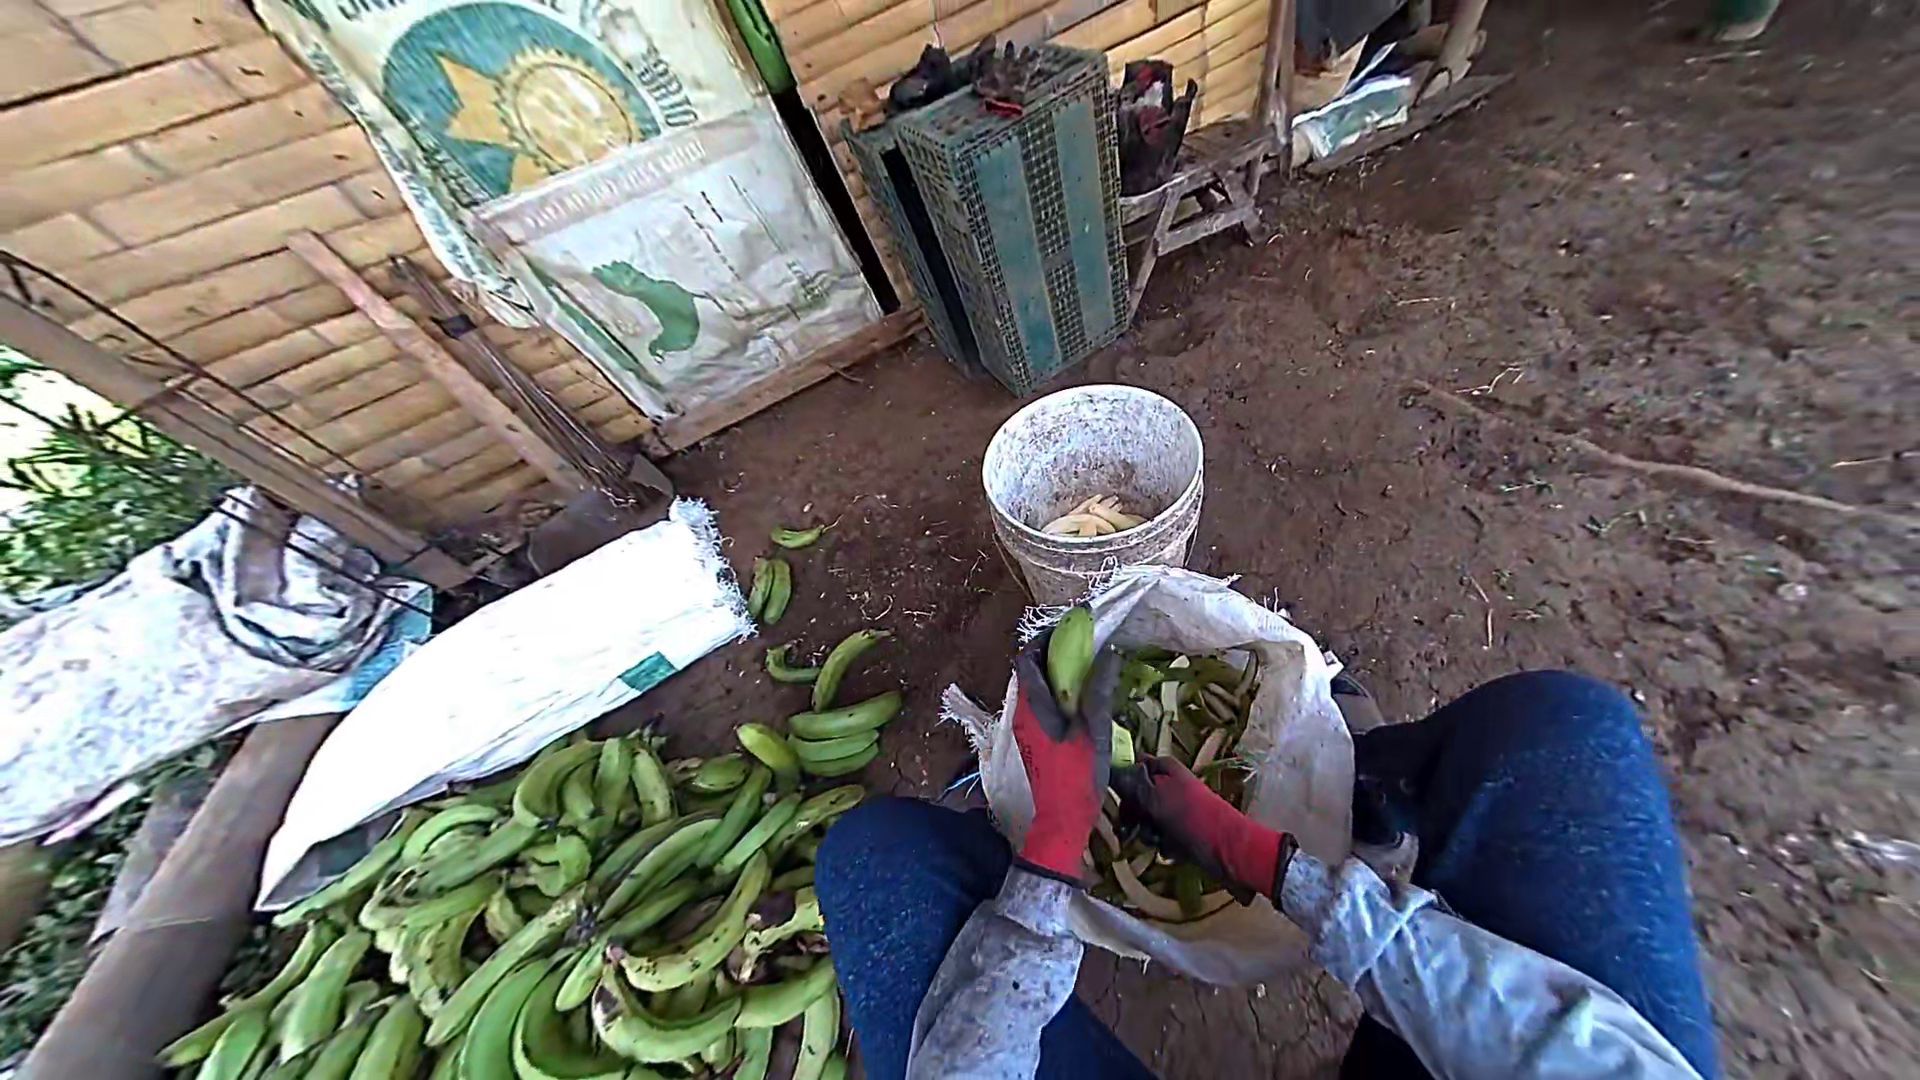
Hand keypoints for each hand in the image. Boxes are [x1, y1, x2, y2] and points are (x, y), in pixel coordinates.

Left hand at [1010, 628, 1116, 884]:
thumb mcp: (1094, 731)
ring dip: (1056, 673)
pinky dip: (1058, 692)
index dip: (1044, 638)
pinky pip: (1041, 703)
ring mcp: (1025, 726)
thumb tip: (1109, 652)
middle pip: (1030, 669)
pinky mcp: (1033, 739)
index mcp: (1031, 705)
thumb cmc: (1075, 777)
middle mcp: (1021, 711)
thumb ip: (1099, 690)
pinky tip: (1081, 698)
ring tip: (1087, 668)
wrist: (1059, 823)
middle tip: (1083, 646)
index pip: (1026, 657)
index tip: (1070, 629)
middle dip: (1053, 652)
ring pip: (1036, 687)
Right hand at [1110, 756, 1294, 903]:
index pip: (1132, 764)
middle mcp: (1169, 782)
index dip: (1121, 779)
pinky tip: (1168, 849)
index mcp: (1165, 767)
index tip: (1115, 798)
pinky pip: (1160, 831)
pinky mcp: (1182, 827)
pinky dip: (1161, 841)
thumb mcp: (1157, 799)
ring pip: (1145, 814)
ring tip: (1155, 840)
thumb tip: (1106, 767)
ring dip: (1146, 830)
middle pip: (1135, 792)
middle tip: (1131, 826)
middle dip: (1132, 812)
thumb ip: (1130, 783)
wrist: (1233, 854)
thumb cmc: (1194, 820)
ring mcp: (1176, 806)